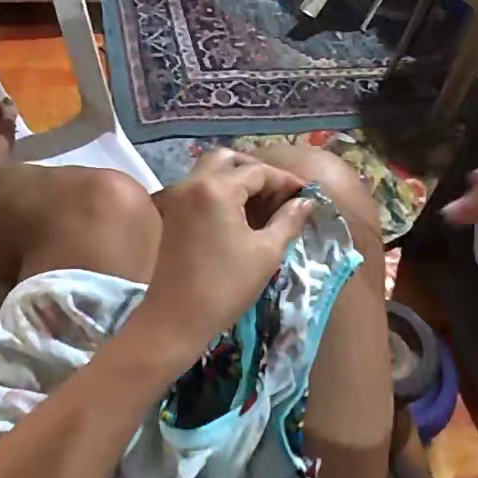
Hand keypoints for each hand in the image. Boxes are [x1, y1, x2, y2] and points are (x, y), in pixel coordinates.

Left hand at [131, 149, 313, 358]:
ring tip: (262, 201)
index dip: (284, 181)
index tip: (304, 193)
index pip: (256, 171)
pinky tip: (240, 212)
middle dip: (255, 170)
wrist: (176, 317)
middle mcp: (192, 184)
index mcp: (215, 189)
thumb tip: (306, 201)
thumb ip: (288, 220)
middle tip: (279, 192)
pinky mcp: (171, 214)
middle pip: (227, 159)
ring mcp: (177, 198)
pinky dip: (220, 190)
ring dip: (236, 177)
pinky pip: (198, 188)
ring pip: (209, 170)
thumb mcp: (266, 252)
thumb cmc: (226, 286)